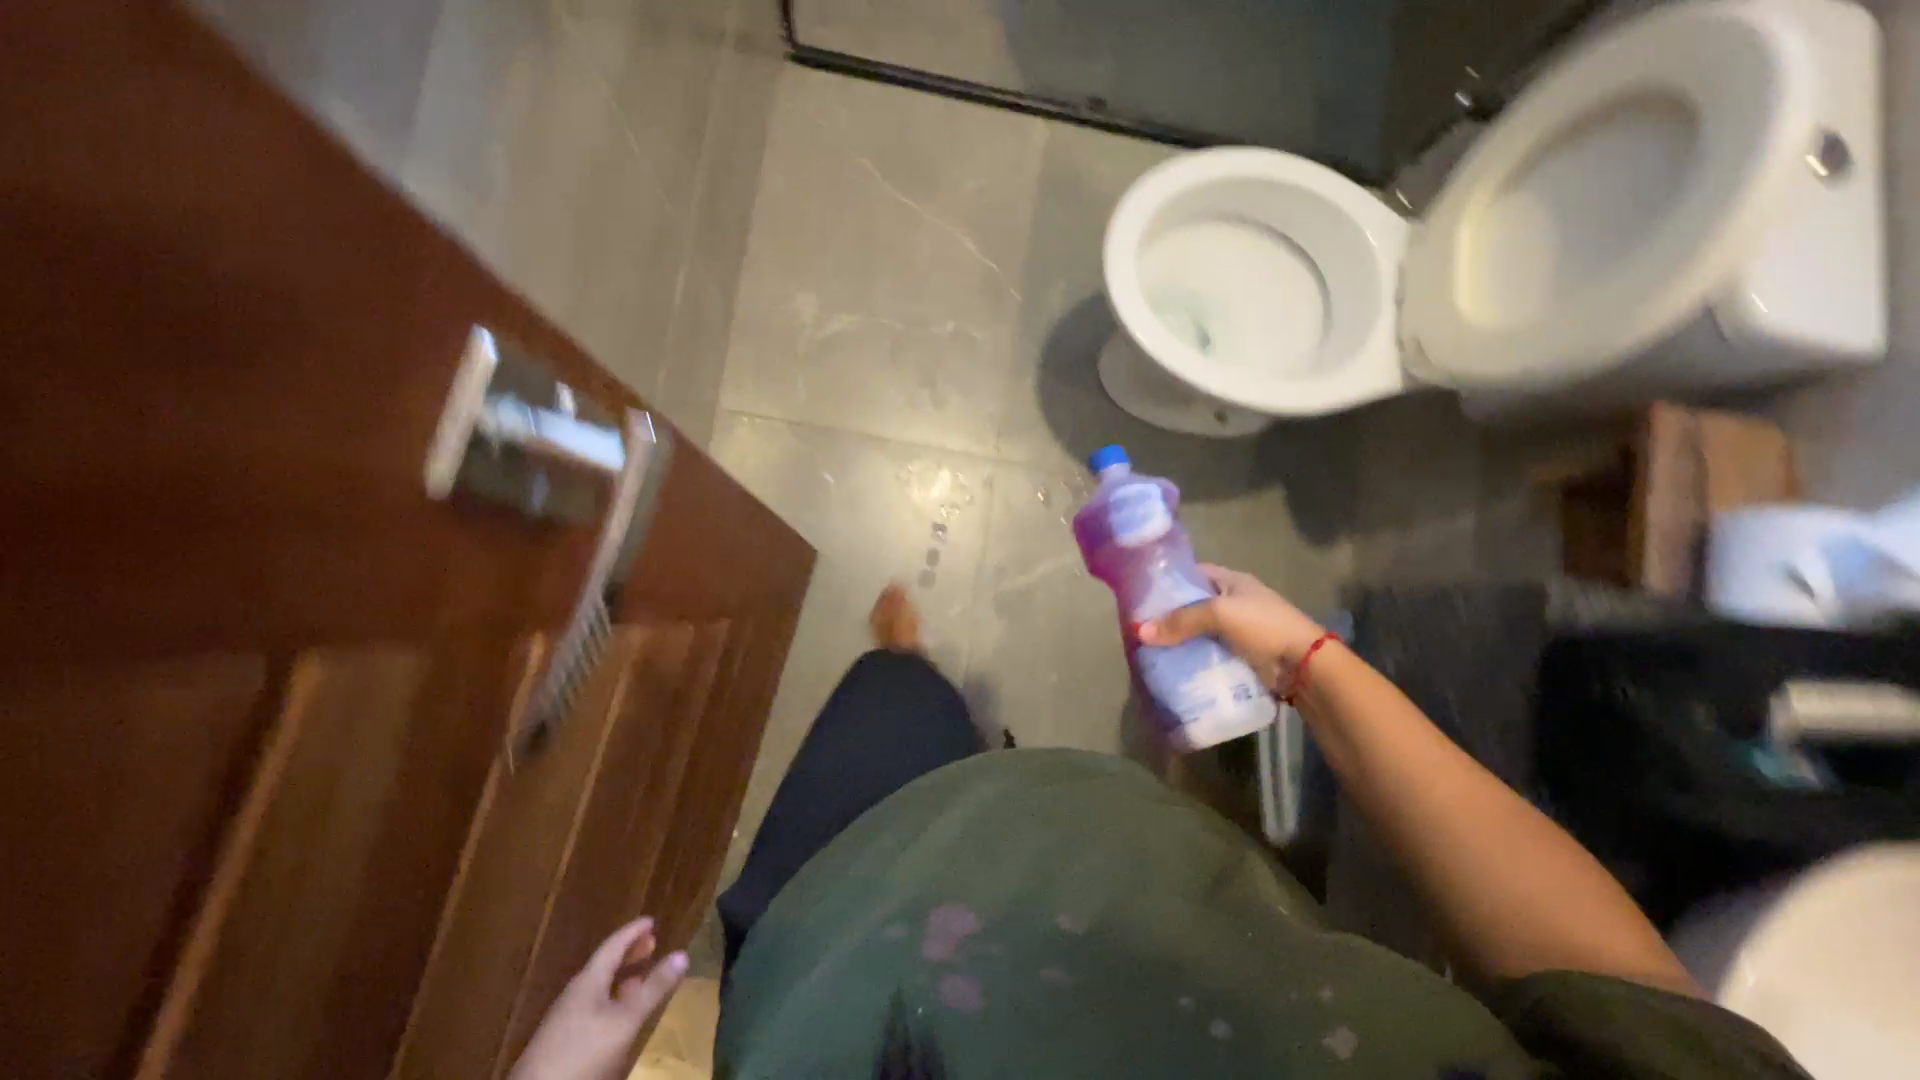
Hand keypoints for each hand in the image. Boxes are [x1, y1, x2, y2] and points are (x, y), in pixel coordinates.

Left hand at [507, 916, 687, 1079]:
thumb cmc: (583, 1052)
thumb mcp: (626, 1020)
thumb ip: (653, 989)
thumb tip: (683, 953)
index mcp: (588, 982)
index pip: (613, 946)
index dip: (633, 932)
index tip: (651, 920)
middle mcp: (575, 994)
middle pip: (604, 965)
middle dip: (629, 953)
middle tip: (652, 943)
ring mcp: (567, 1018)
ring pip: (599, 988)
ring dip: (622, 979)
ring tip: (641, 978)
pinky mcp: (564, 1041)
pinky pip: (594, 1007)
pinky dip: (613, 1000)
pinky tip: (621, 1018)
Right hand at [1137, 564, 1325, 692]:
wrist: (1302, 666)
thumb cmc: (1264, 626)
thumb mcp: (1220, 613)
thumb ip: (1181, 620)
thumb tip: (1140, 632)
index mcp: (1232, 582)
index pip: (1192, 574)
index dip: (1168, 582)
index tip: (1140, 594)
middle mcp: (1233, 603)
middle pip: (1192, 606)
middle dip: (1167, 617)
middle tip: (1137, 628)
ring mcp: (1236, 631)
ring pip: (1197, 633)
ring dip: (1177, 641)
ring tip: (1146, 650)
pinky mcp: (1237, 656)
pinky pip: (1206, 654)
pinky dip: (1190, 659)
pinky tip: (1168, 666)